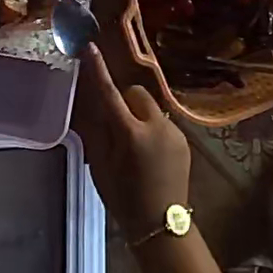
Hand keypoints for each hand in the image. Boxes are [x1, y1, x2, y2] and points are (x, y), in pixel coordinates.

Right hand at [78, 45, 190, 236]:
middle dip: (123, 100)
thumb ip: (96, 131)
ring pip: (150, 107)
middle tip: (115, 124)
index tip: (89, 48)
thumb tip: (89, 103)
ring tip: (133, 144)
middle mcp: (156, 126)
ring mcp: (174, 131)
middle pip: (136, 94)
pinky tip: (148, 153)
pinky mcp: (184, 138)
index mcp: (131, 135)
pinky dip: (151, 127)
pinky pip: (162, 121)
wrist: (161, 223)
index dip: (98, 70)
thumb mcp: (101, 166)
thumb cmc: (123, 198)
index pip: (110, 94)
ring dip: (138, 115)